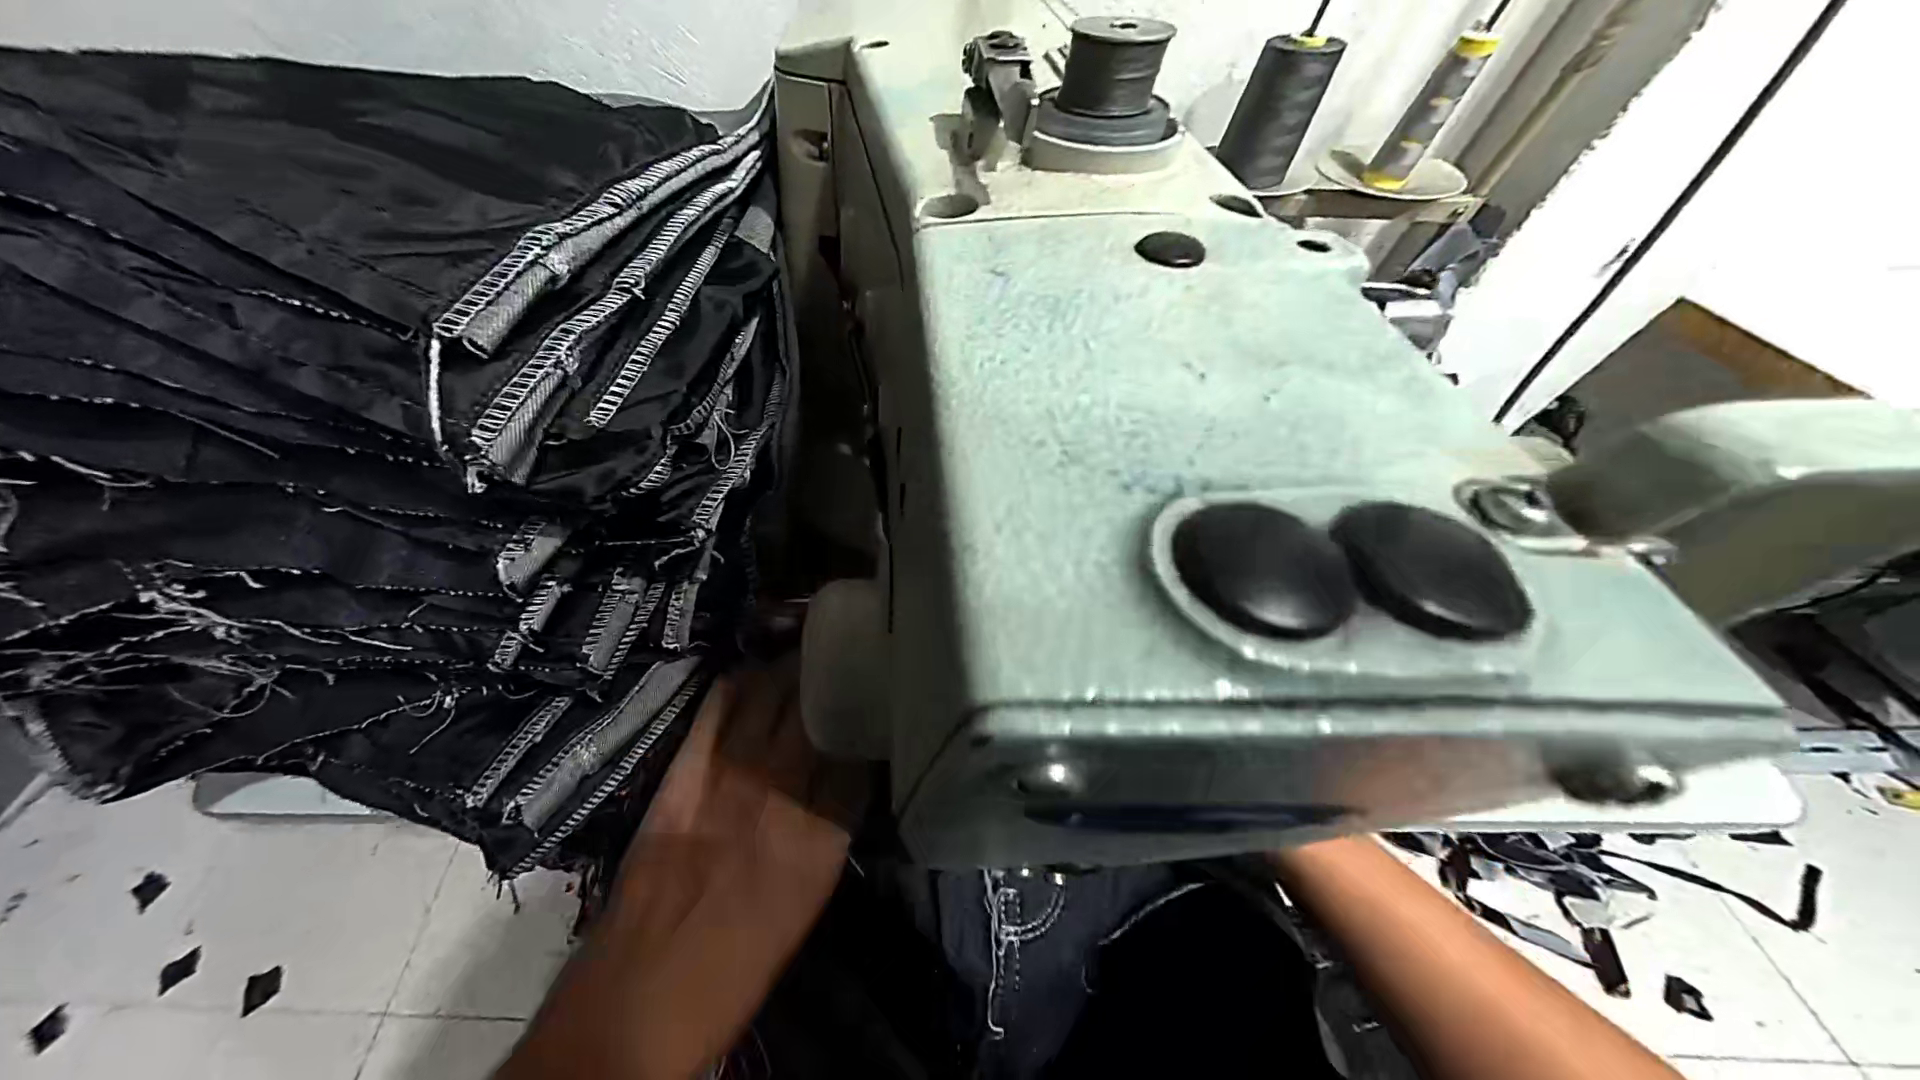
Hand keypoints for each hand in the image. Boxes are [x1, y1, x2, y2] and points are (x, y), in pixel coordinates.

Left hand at [502, 657, 863, 1079]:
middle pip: (819, 714)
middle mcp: (782, 796)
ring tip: (807, 652)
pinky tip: (749, 672)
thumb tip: (845, 779)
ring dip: (791, 670)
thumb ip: (830, 832)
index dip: (870, 719)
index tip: (877, 695)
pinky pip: (714, 711)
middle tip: (847, 658)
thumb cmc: (736, 967)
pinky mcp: (682, 777)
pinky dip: (735, 685)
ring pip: (770, 700)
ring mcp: (728, 780)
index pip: (859, 756)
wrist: (637, 1000)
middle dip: (836, 680)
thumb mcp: (809, 901)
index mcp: (822, 839)